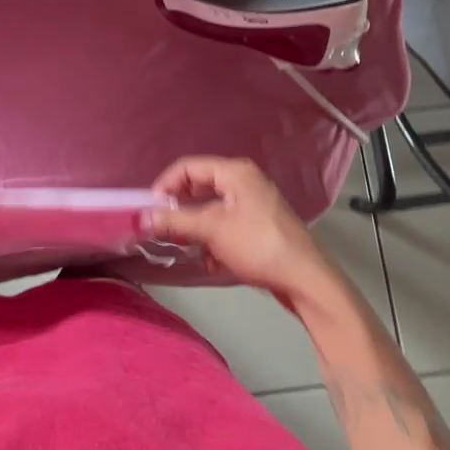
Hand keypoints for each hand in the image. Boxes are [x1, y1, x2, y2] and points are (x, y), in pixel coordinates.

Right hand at [150, 157, 331, 298]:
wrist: (307, 281)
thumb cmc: (258, 246)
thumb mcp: (212, 230)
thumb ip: (175, 221)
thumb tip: (142, 216)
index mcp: (235, 172)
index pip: (187, 168)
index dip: (165, 186)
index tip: (151, 209)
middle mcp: (245, 181)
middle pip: (199, 188)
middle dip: (180, 210)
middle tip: (165, 228)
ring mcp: (255, 204)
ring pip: (212, 209)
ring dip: (196, 229)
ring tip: (188, 248)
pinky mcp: (260, 226)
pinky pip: (226, 225)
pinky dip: (214, 240)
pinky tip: (212, 262)